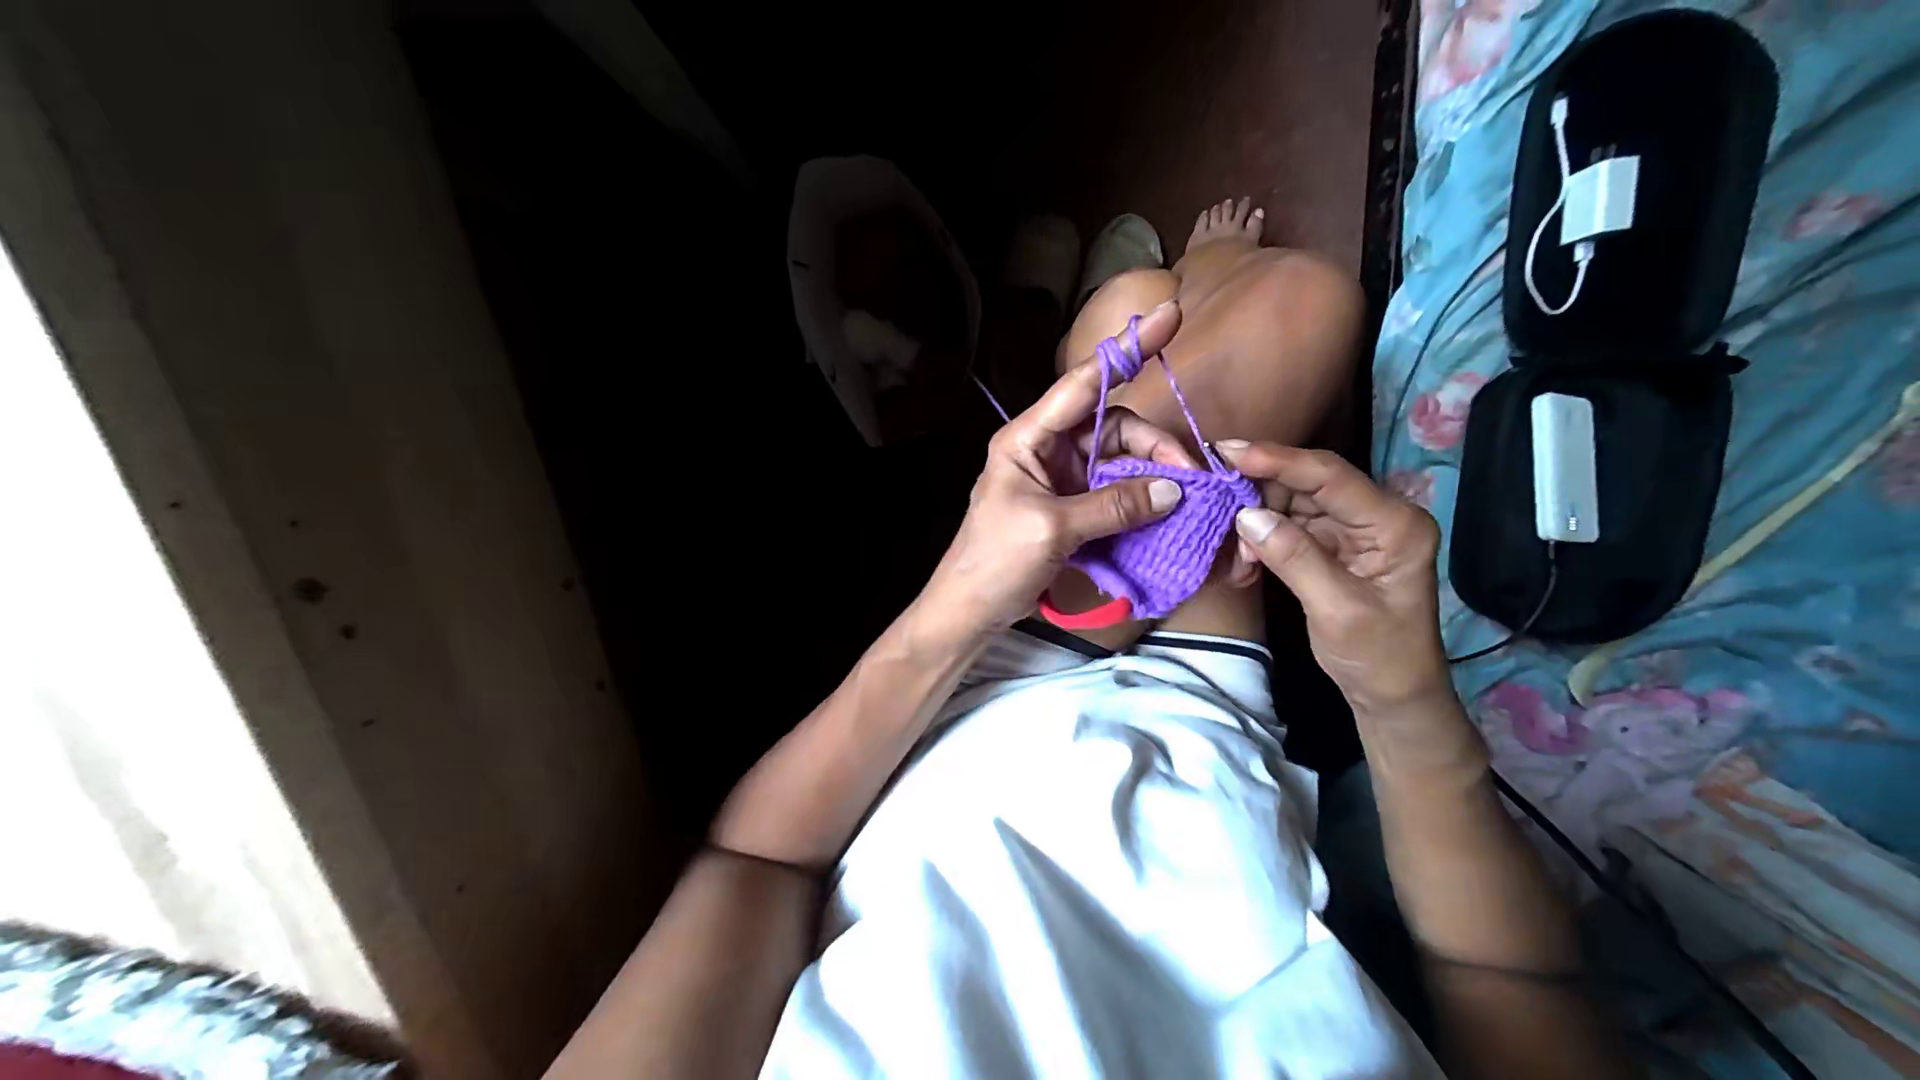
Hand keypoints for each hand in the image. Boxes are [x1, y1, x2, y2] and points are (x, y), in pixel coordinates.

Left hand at [915, 301, 1198, 639]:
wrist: (970, 610)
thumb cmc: (994, 561)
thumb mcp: (1053, 528)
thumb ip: (1113, 505)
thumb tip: (1174, 489)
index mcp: (1027, 438)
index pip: (1082, 384)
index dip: (1126, 350)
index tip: (1170, 316)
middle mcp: (1046, 450)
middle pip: (1112, 426)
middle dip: (1153, 445)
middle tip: (1190, 478)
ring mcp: (1061, 479)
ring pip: (1119, 460)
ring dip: (1152, 475)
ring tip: (1184, 501)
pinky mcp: (1072, 508)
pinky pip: (1115, 492)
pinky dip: (1140, 499)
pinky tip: (1165, 513)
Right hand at [1217, 442, 1450, 714]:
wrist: (1394, 694)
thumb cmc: (1379, 656)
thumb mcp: (1337, 610)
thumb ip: (1295, 558)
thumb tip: (1247, 516)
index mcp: (1394, 524)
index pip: (1330, 476)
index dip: (1278, 460)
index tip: (1228, 452)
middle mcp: (1375, 515)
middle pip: (1305, 484)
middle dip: (1257, 496)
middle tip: (1216, 512)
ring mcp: (1351, 529)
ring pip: (1289, 504)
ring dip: (1254, 524)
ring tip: (1234, 558)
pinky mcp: (1330, 544)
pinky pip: (1285, 528)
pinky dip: (1259, 543)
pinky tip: (1243, 566)